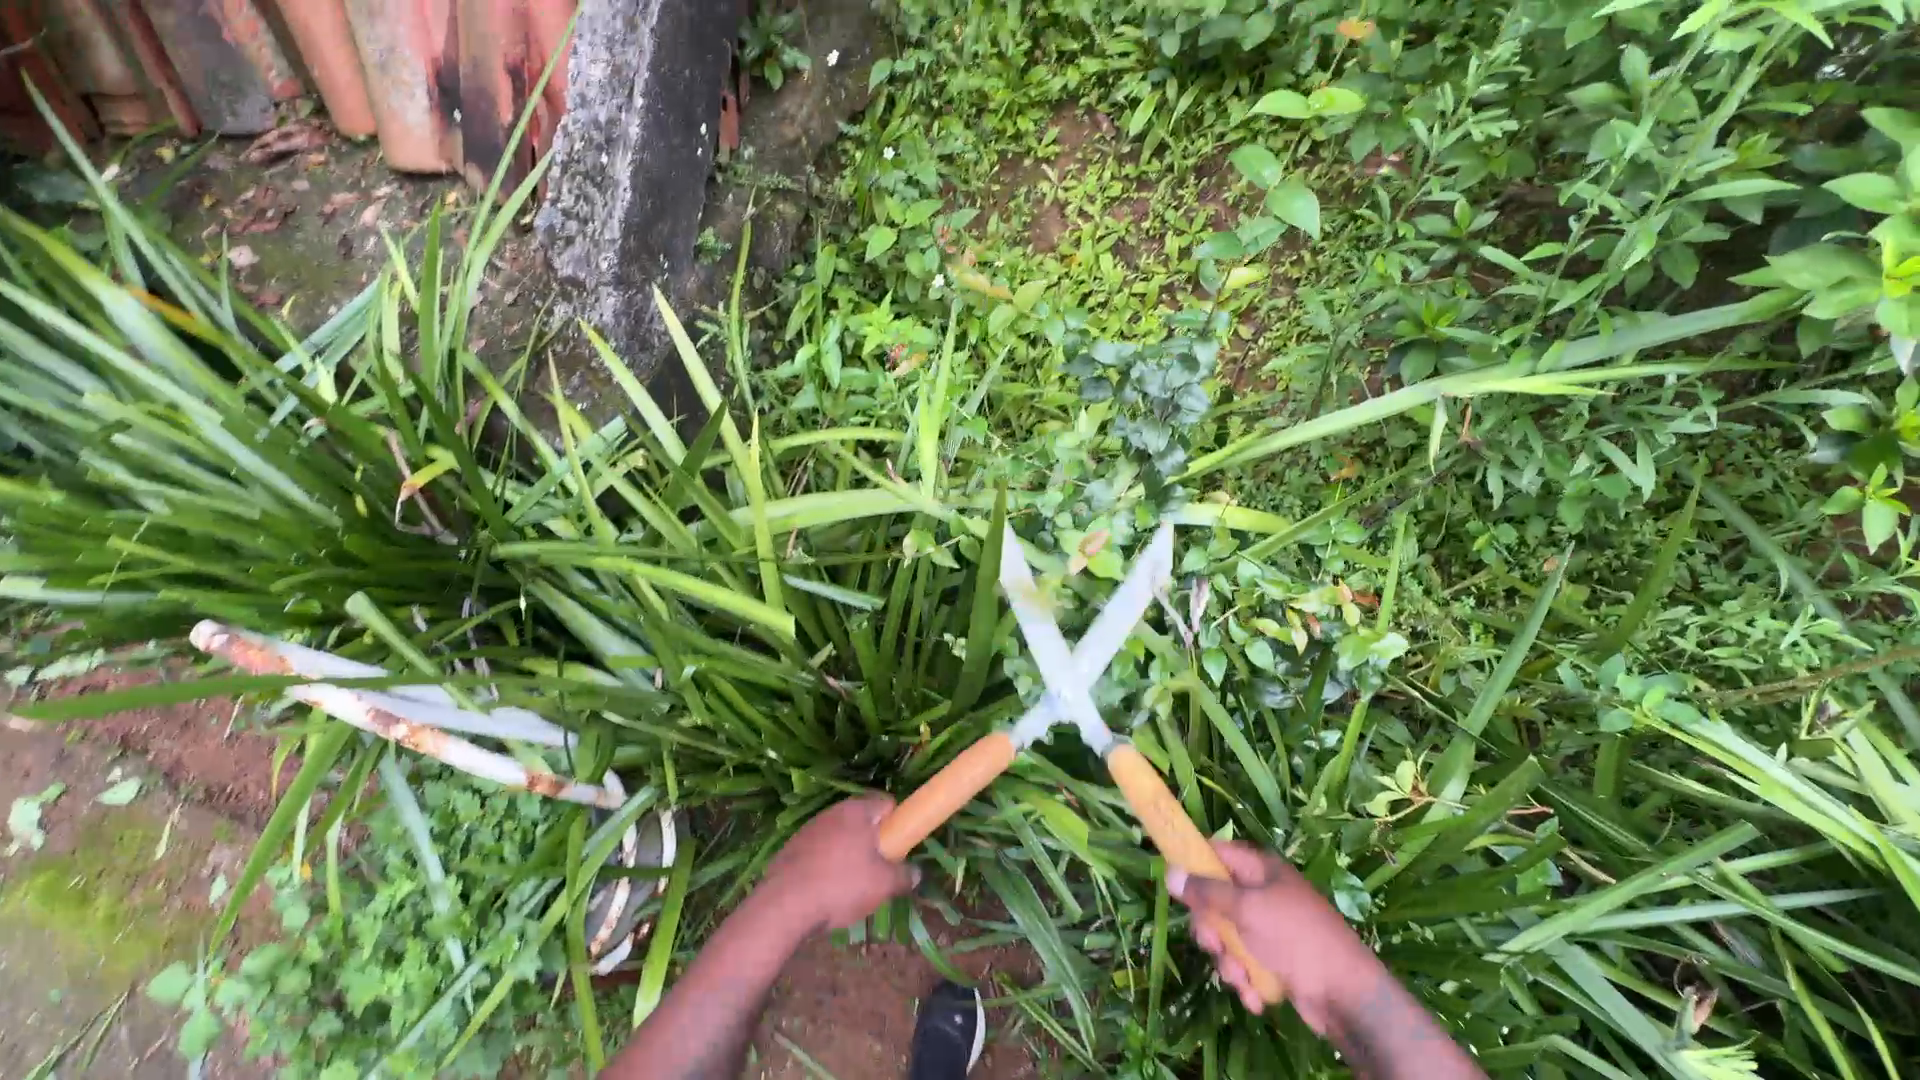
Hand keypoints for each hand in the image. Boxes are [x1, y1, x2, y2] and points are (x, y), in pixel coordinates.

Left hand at [761, 794, 919, 932]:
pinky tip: (826, 891)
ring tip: (851, 885)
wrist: (783, 905)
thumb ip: (904, 876)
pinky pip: (818, 851)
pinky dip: (826, 865)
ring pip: (839, 836)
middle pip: (862, 820)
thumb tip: (916, 873)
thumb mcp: (884, 885)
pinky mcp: (791, 848)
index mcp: (857, 811)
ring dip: (848, 854)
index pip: (886, 802)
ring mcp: (808, 829)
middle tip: (879, 869)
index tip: (899, 846)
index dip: (898, 822)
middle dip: (872, 841)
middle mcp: (832, 812)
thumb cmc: (841, 885)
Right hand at [1168, 840, 1384, 1031]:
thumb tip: (1169, 872)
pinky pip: (1245, 961)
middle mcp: (1262, 892)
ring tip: (1242, 980)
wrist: (1347, 996)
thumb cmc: (1297, 938)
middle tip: (1215, 946)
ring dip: (1229, 962)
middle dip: (1212, 930)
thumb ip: (1206, 892)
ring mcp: (1269, 926)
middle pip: (1215, 900)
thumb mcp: (1247, 910)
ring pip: (1227, 936)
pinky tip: (1256, 996)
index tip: (1176, 886)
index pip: (1215, 853)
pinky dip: (1246, 979)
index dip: (1193, 865)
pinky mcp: (1274, 957)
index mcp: (1259, 869)